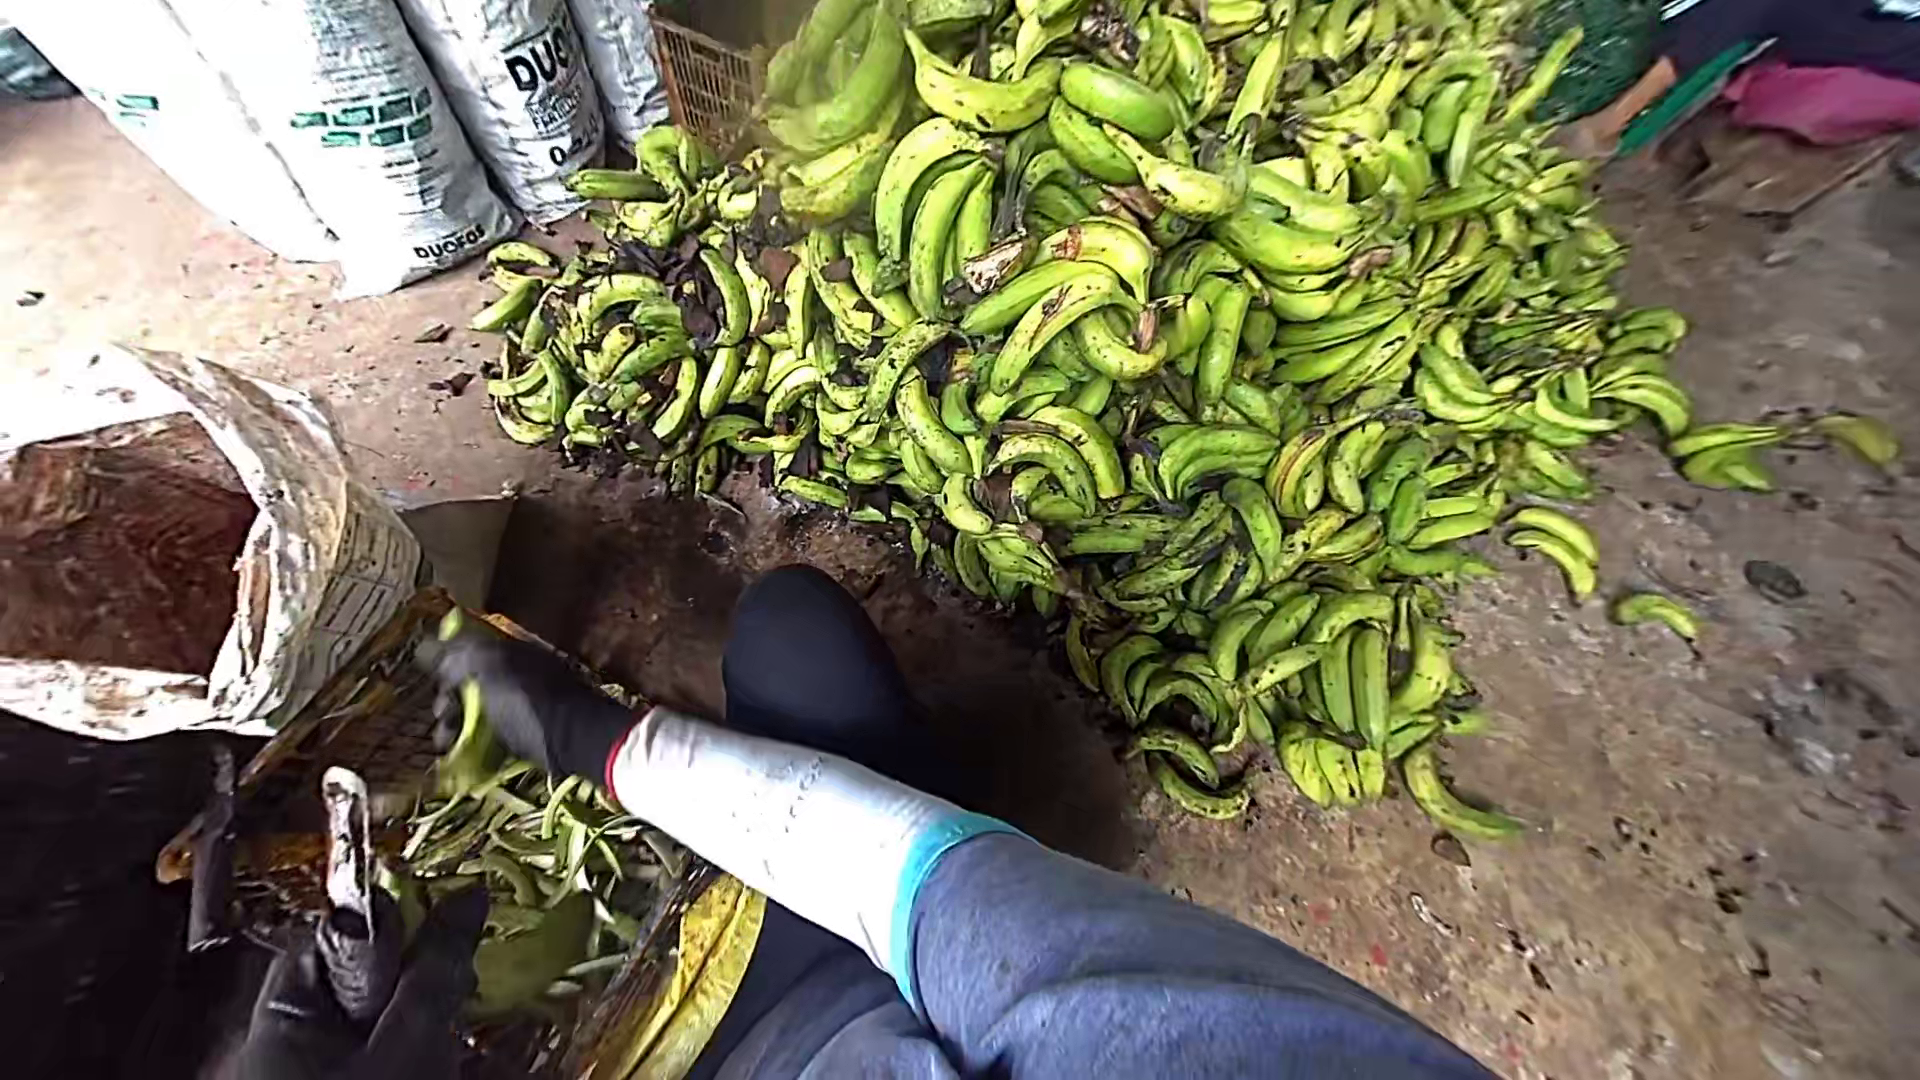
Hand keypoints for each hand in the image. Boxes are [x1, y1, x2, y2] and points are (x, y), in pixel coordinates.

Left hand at [234, 886, 486, 1079]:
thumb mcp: (411, 1039)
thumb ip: (434, 964)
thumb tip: (468, 892)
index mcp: (284, 1012)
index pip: (342, 926)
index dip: (401, 913)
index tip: (454, 917)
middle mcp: (280, 1031)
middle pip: (361, 963)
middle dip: (419, 960)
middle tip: (457, 981)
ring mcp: (300, 1060)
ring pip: (374, 1000)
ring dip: (422, 997)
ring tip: (446, 1023)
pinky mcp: (332, 1075)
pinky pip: (372, 1034)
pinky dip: (409, 1029)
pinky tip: (433, 1047)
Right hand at [424, 631, 637, 781]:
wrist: (574, 739)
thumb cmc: (530, 704)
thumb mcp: (492, 673)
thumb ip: (463, 657)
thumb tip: (431, 644)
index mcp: (515, 654)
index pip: (470, 653)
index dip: (447, 669)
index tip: (437, 686)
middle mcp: (521, 674)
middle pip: (471, 684)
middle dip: (449, 701)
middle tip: (444, 716)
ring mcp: (526, 703)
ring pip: (479, 711)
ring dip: (455, 726)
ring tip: (446, 742)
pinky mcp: (529, 730)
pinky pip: (493, 732)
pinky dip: (475, 743)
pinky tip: (462, 755)